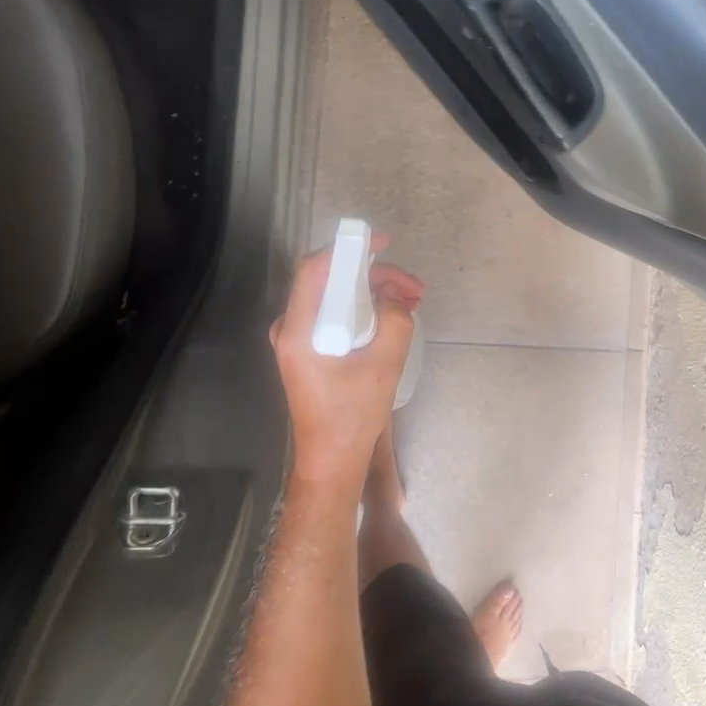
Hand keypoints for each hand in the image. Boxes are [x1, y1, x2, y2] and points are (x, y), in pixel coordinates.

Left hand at [269, 237, 423, 486]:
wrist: (332, 459)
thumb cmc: (353, 415)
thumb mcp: (384, 365)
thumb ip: (394, 321)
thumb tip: (393, 298)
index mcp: (299, 330)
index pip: (315, 269)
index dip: (347, 249)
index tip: (382, 246)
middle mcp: (291, 329)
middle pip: (329, 282)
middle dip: (374, 277)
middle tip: (414, 288)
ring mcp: (298, 341)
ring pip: (335, 299)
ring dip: (373, 294)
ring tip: (411, 303)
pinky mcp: (309, 352)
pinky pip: (335, 317)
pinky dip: (364, 311)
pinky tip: (392, 319)